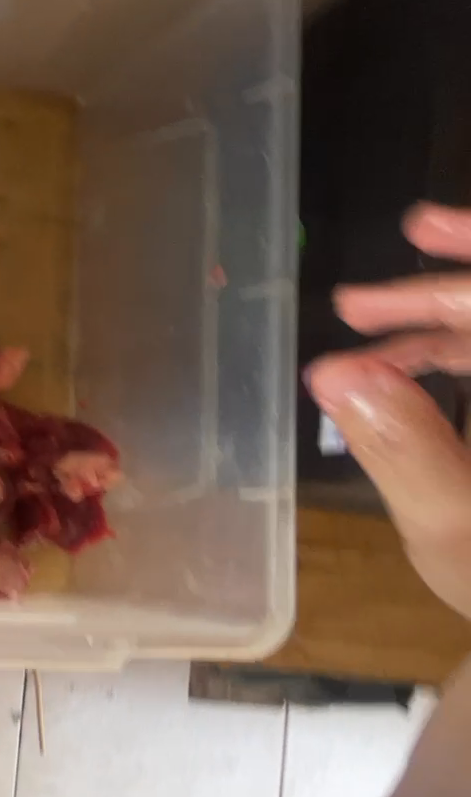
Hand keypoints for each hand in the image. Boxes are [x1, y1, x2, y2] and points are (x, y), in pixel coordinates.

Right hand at [306, 203, 470, 617]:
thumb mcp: (454, 528)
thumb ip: (406, 448)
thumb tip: (339, 372)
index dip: (465, 279)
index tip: (384, 269)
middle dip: (458, 287)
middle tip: (356, 300)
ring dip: (452, 318)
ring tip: (365, 322)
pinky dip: (461, 348)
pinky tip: (406, 361)